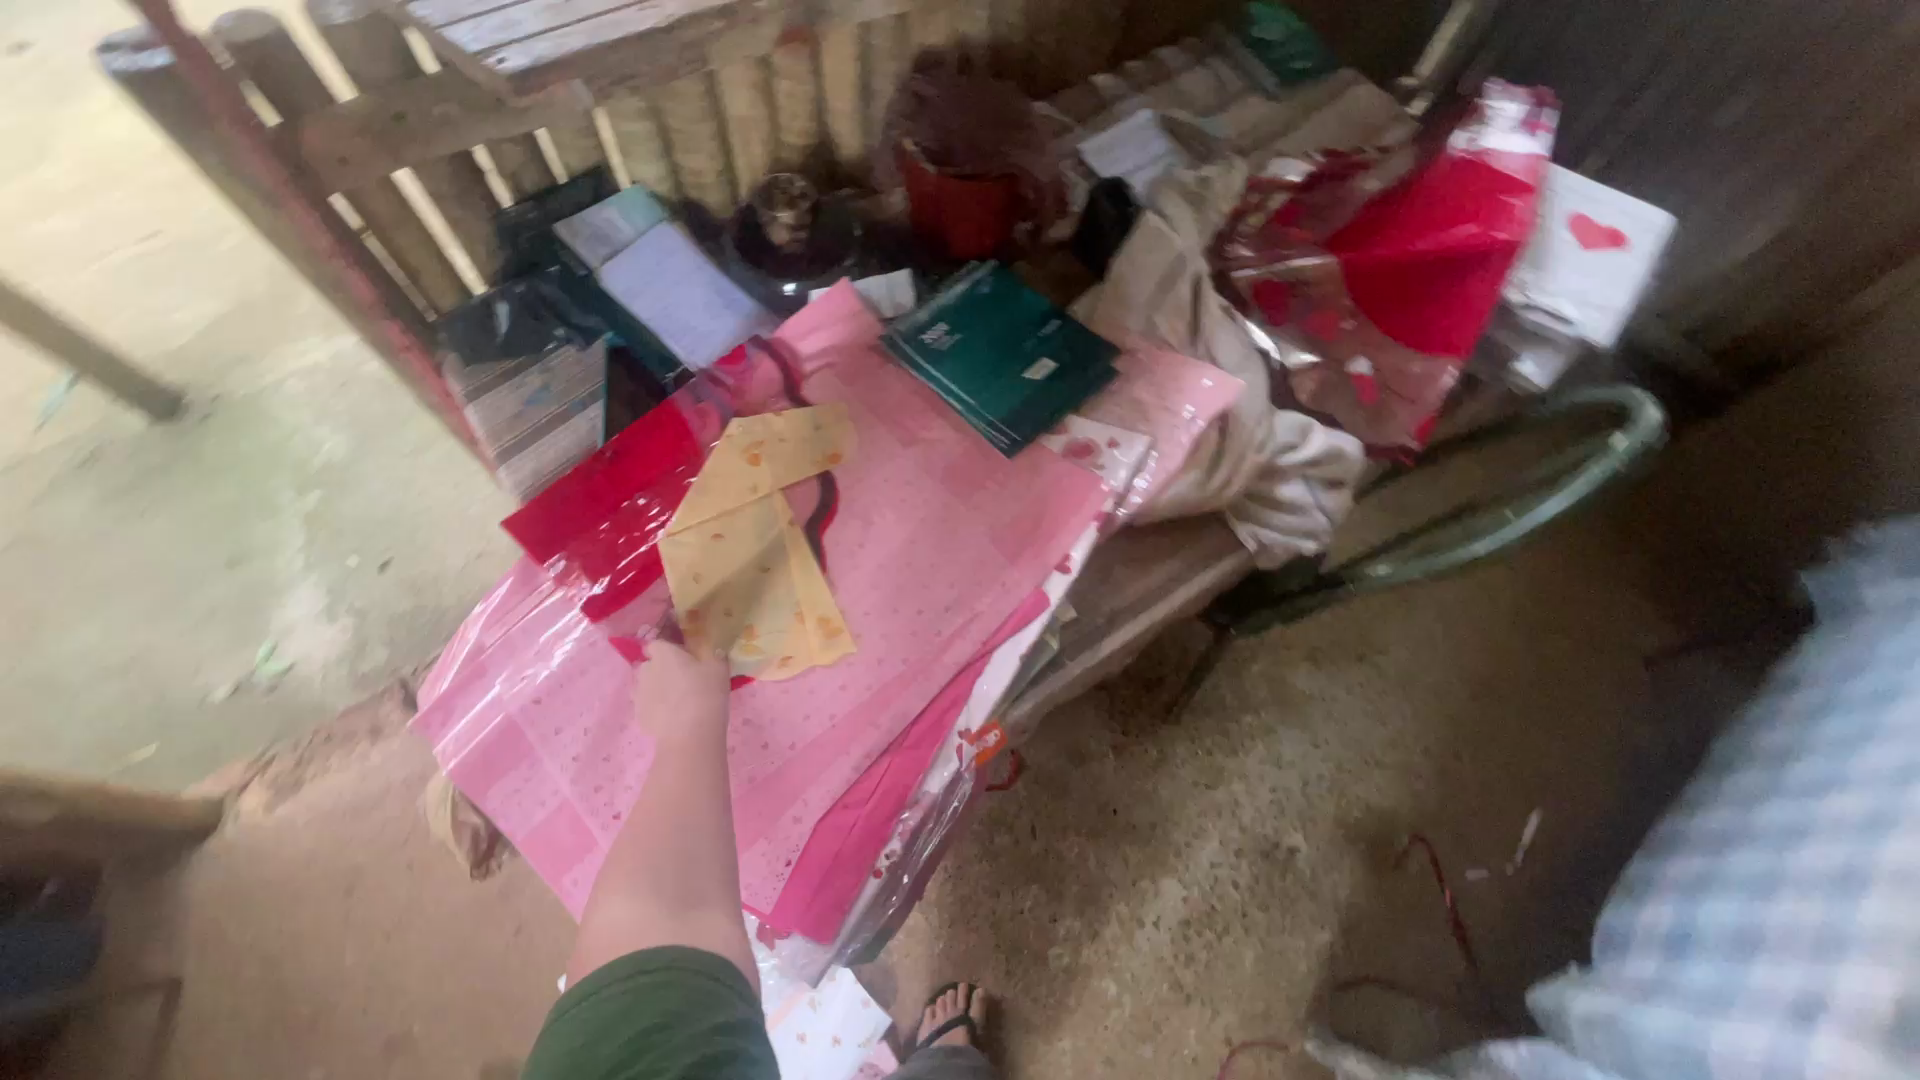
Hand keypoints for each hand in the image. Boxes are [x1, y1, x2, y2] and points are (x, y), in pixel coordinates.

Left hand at [631, 638, 730, 746]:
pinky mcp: (638, 716)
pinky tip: (672, 718)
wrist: (690, 733)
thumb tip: (712, 648)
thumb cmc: (706, 692)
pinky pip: (647, 706)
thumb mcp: (719, 667)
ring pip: (646, 686)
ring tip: (677, 701)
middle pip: (650, 665)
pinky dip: (656, 709)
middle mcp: (646, 670)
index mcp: (664, 653)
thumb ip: (712, 653)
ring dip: (657, 689)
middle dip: (662, 669)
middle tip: (684, 680)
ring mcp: (639, 694)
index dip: (669, 650)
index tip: (684, 658)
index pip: (657, 644)